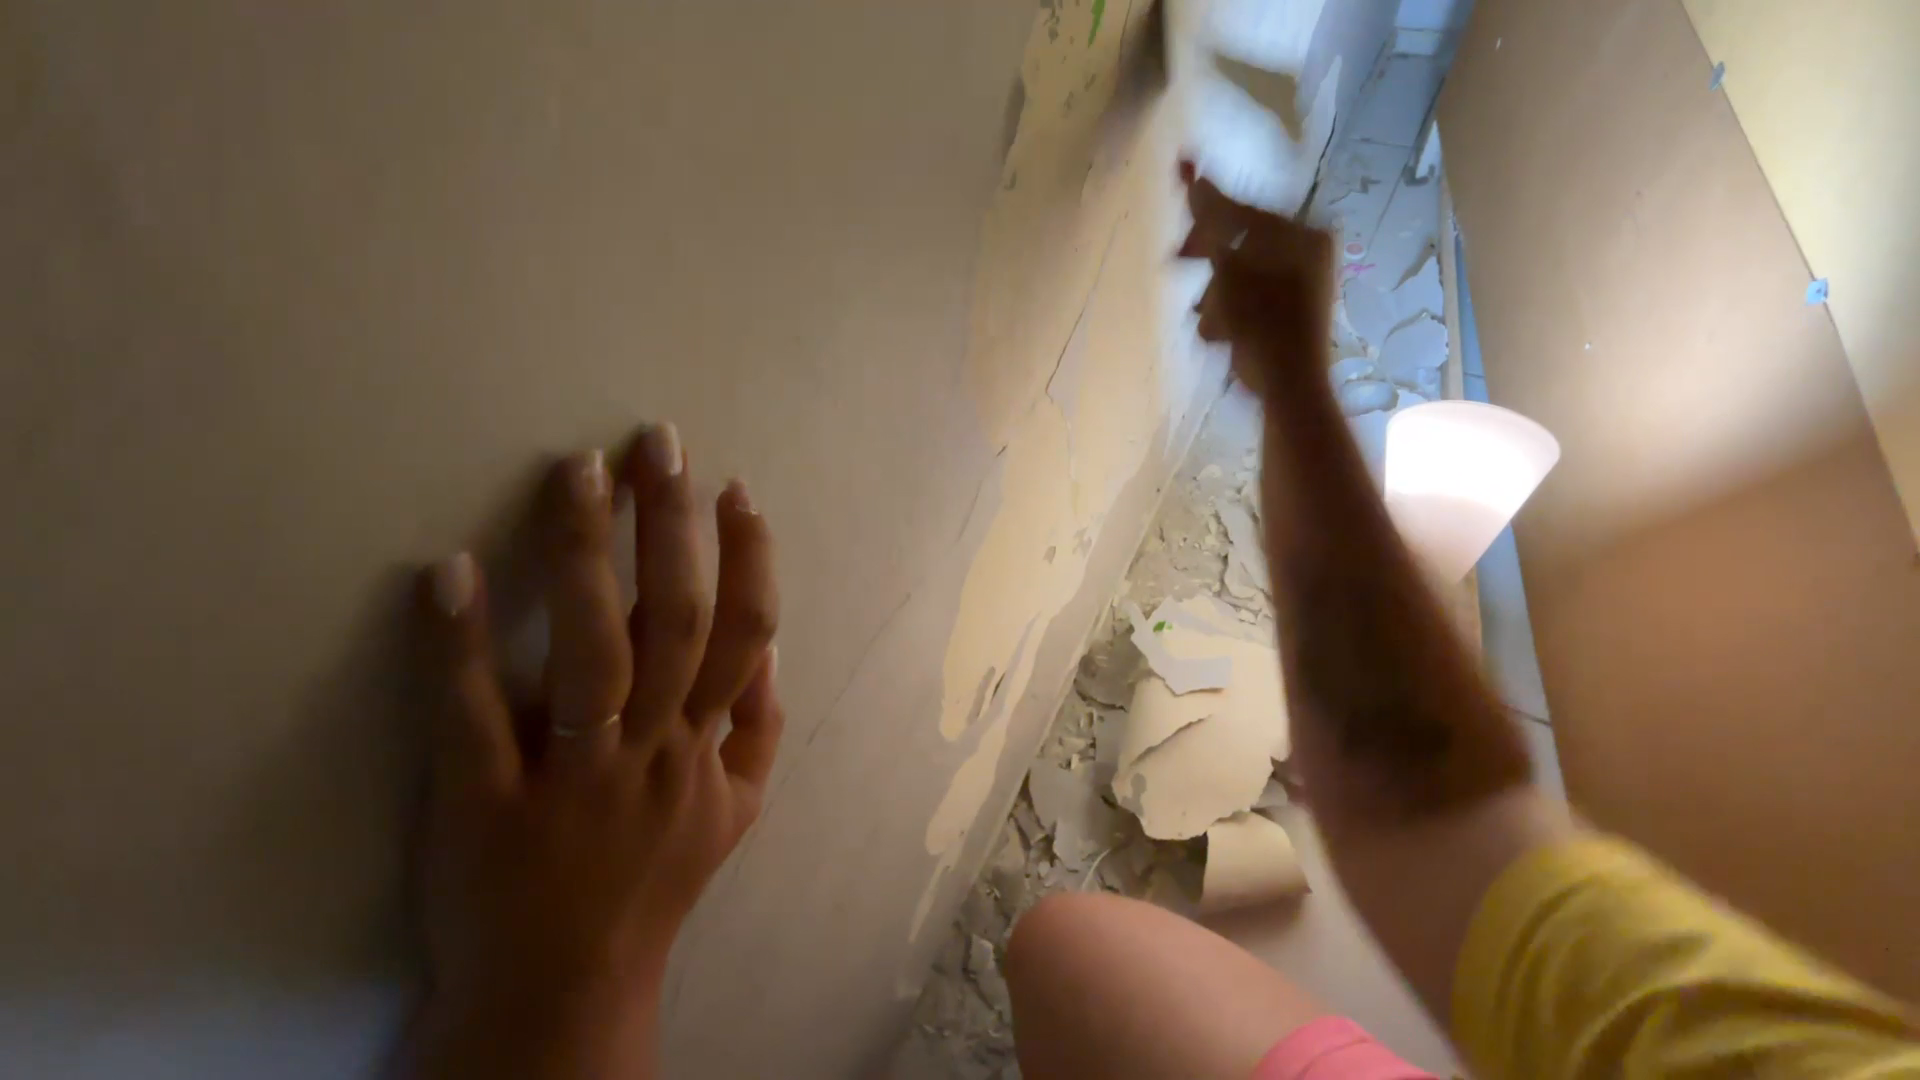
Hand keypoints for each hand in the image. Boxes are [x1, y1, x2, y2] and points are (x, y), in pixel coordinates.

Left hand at [411, 423, 780, 1077]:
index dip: (749, 557)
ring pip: (593, 651)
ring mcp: (574, 774)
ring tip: (576, 472)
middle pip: (677, 620)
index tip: (733, 490)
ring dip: (585, 554)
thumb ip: (761, 729)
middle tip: (657, 441)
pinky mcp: (485, 802)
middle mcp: (654, 748)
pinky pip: (474, 717)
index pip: (746, 635)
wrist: (567, 986)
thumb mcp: (739, 811)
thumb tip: (774, 648)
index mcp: (708, 747)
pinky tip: (452, 573)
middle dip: (673, 524)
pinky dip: (461, 644)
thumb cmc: (655, 883)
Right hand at [1176, 160, 1336, 397]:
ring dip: (1216, 293)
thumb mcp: (1232, 273)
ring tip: (1210, 318)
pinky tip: (1222, 331)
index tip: (1175, 192)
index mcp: (1304, 237)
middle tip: (1181, 263)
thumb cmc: (1264, 328)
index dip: (1207, 208)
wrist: (1290, 389)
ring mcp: (1300, 286)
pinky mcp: (1287, 314)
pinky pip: (1249, 298)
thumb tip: (1192, 176)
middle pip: (1243, 243)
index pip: (1246, 213)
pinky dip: (1230, 311)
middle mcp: (1307, 254)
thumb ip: (1212, 225)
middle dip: (1210, 262)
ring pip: (1241, 274)